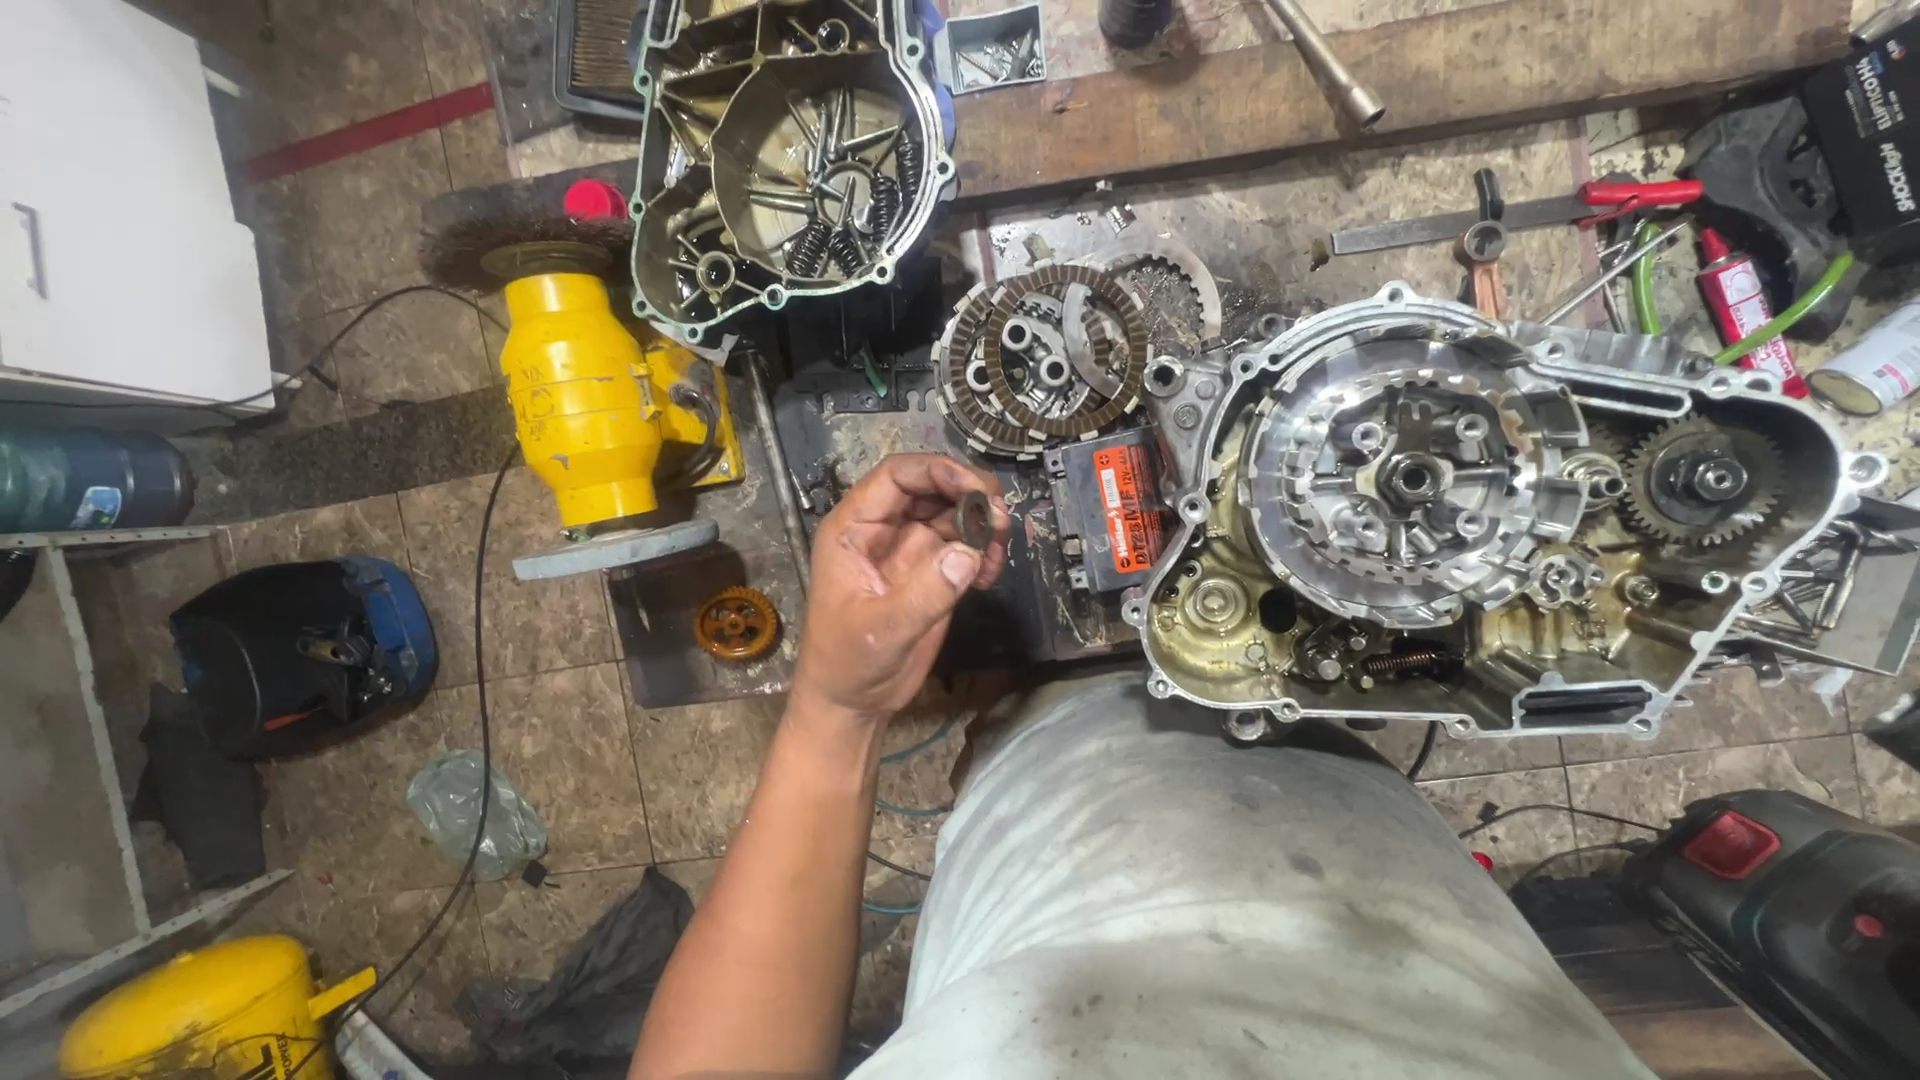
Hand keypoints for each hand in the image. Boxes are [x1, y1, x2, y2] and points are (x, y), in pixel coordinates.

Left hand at [791, 454, 1008, 724]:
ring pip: (953, 513)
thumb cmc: (847, 664)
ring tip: (1000, 548)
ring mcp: (910, 550)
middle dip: (969, 493)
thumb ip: (925, 593)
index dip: (936, 471)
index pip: (896, 476)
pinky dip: (983, 551)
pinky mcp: (932, 574)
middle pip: (931, 487)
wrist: (852, 703)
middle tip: (1000, 516)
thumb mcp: (881, 630)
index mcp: (853, 529)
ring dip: (982, 522)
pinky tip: (991, 575)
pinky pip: (964, 546)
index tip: (974, 487)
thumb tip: (968, 554)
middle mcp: (883, 530)